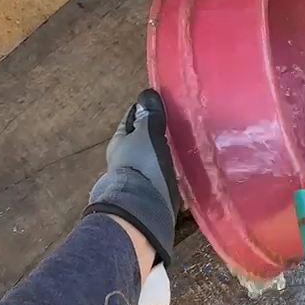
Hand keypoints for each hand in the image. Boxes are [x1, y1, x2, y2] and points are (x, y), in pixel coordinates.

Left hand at [85, 90, 179, 266]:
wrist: (143, 210)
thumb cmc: (142, 166)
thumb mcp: (146, 135)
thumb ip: (148, 117)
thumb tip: (147, 95)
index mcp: (119, 142)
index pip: (131, 119)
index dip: (144, 110)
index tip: (160, 105)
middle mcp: (123, 161)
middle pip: (141, 142)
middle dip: (156, 135)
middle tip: (177, 127)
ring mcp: (136, 180)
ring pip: (152, 162)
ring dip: (164, 156)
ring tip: (184, 150)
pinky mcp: (150, 197)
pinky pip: (162, 180)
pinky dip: (171, 175)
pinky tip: (185, 175)